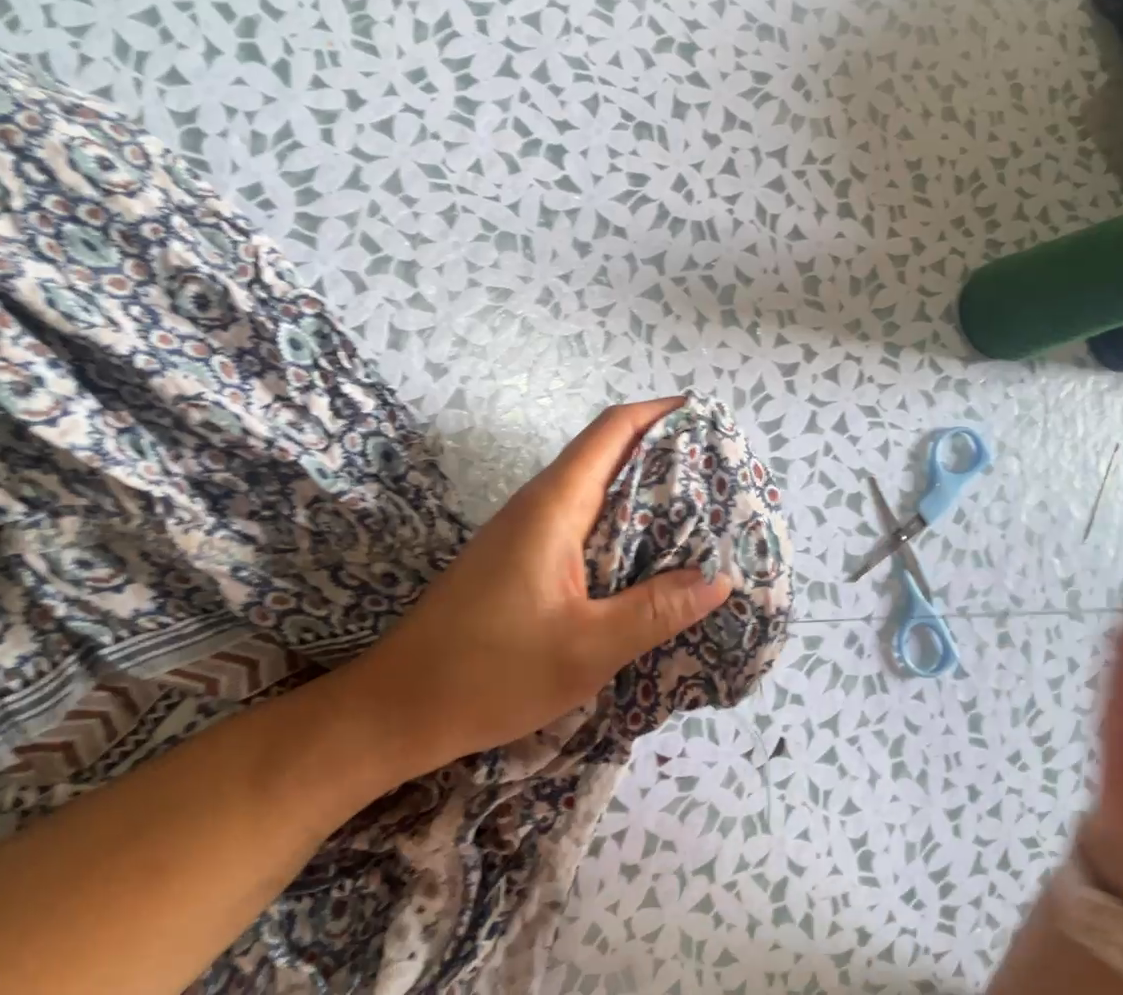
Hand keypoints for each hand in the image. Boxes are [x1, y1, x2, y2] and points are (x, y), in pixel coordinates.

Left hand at [346, 397, 732, 779]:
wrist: (400, 708)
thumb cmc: (490, 673)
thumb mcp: (587, 648)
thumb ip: (656, 611)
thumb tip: (719, 579)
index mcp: (554, 506)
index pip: (613, 430)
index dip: (663, 414)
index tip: (712, 421)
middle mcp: (538, 506)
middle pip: (608, 456)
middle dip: (666, 459)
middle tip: (722, 481)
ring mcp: (523, 534)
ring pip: (595, 496)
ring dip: (645, 501)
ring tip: (701, 520)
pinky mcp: (518, 563)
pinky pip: (580, 528)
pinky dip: (621, 534)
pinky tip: (648, 566)